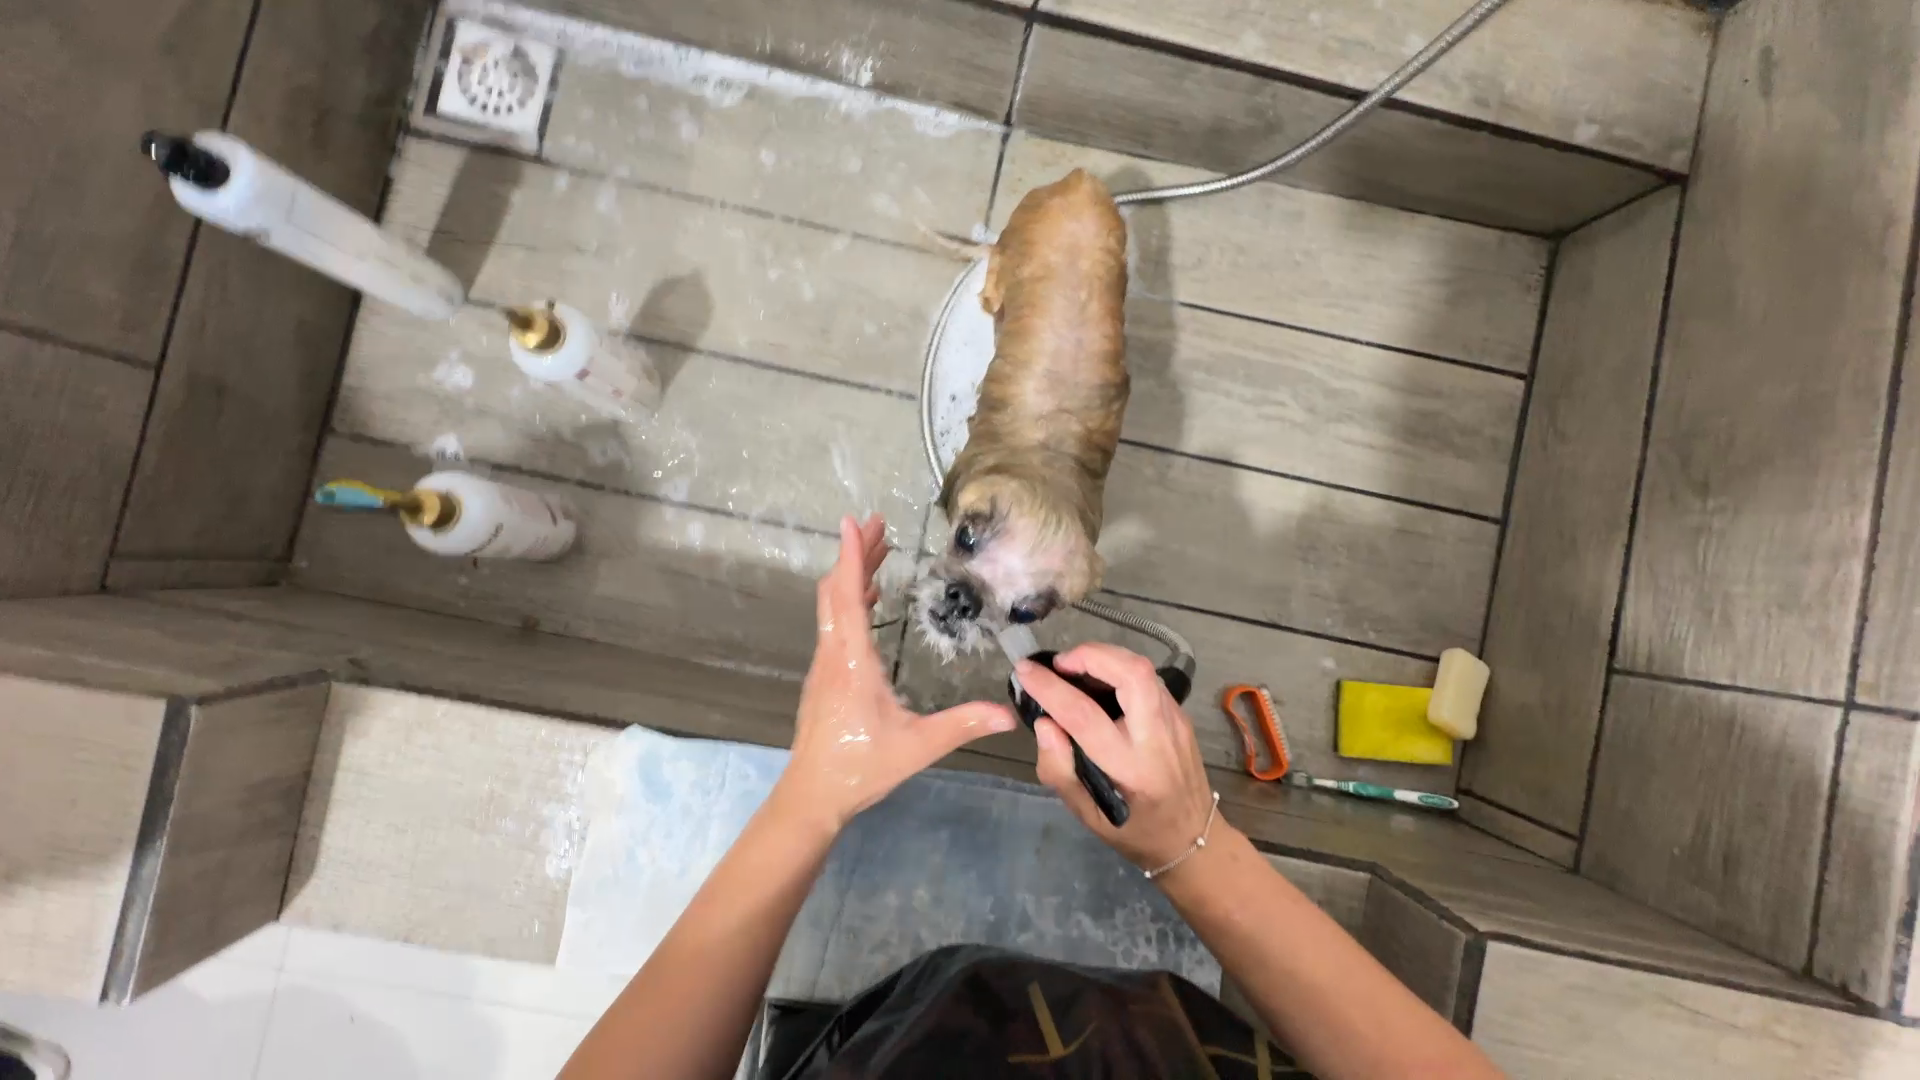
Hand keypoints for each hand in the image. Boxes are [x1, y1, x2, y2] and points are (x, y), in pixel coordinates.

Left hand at [777, 514, 1016, 829]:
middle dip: (855, 555)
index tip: (853, 522)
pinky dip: (848, 599)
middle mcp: (832, 654)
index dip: (850, 556)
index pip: (847, 597)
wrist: (812, 795)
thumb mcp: (917, 746)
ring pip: (831, 606)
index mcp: (852, 662)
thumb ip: (962, 725)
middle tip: (879, 525)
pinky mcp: (823, 677)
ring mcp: (823, 665)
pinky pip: (833, 623)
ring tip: (877, 550)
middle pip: (836, 591)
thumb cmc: (861, 767)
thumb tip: (1009, 714)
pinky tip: (868, 599)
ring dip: (851, 575)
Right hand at [1018, 644, 1224, 872]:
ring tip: (1075, 668)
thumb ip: (1059, 770)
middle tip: (1060, 663)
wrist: (1195, 839)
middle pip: (1132, 673)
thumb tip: (1044, 723)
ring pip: (1143, 668)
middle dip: (1091, 655)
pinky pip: (1147, 679)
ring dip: (1105, 657)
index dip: (1050, 688)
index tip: (1025, 672)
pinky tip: (1100, 683)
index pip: (1085, 716)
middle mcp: (1158, 738)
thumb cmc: (1135, 831)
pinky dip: (1118, 669)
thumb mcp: (1088, 816)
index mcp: (1131, 769)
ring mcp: (1175, 722)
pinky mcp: (1181, 715)